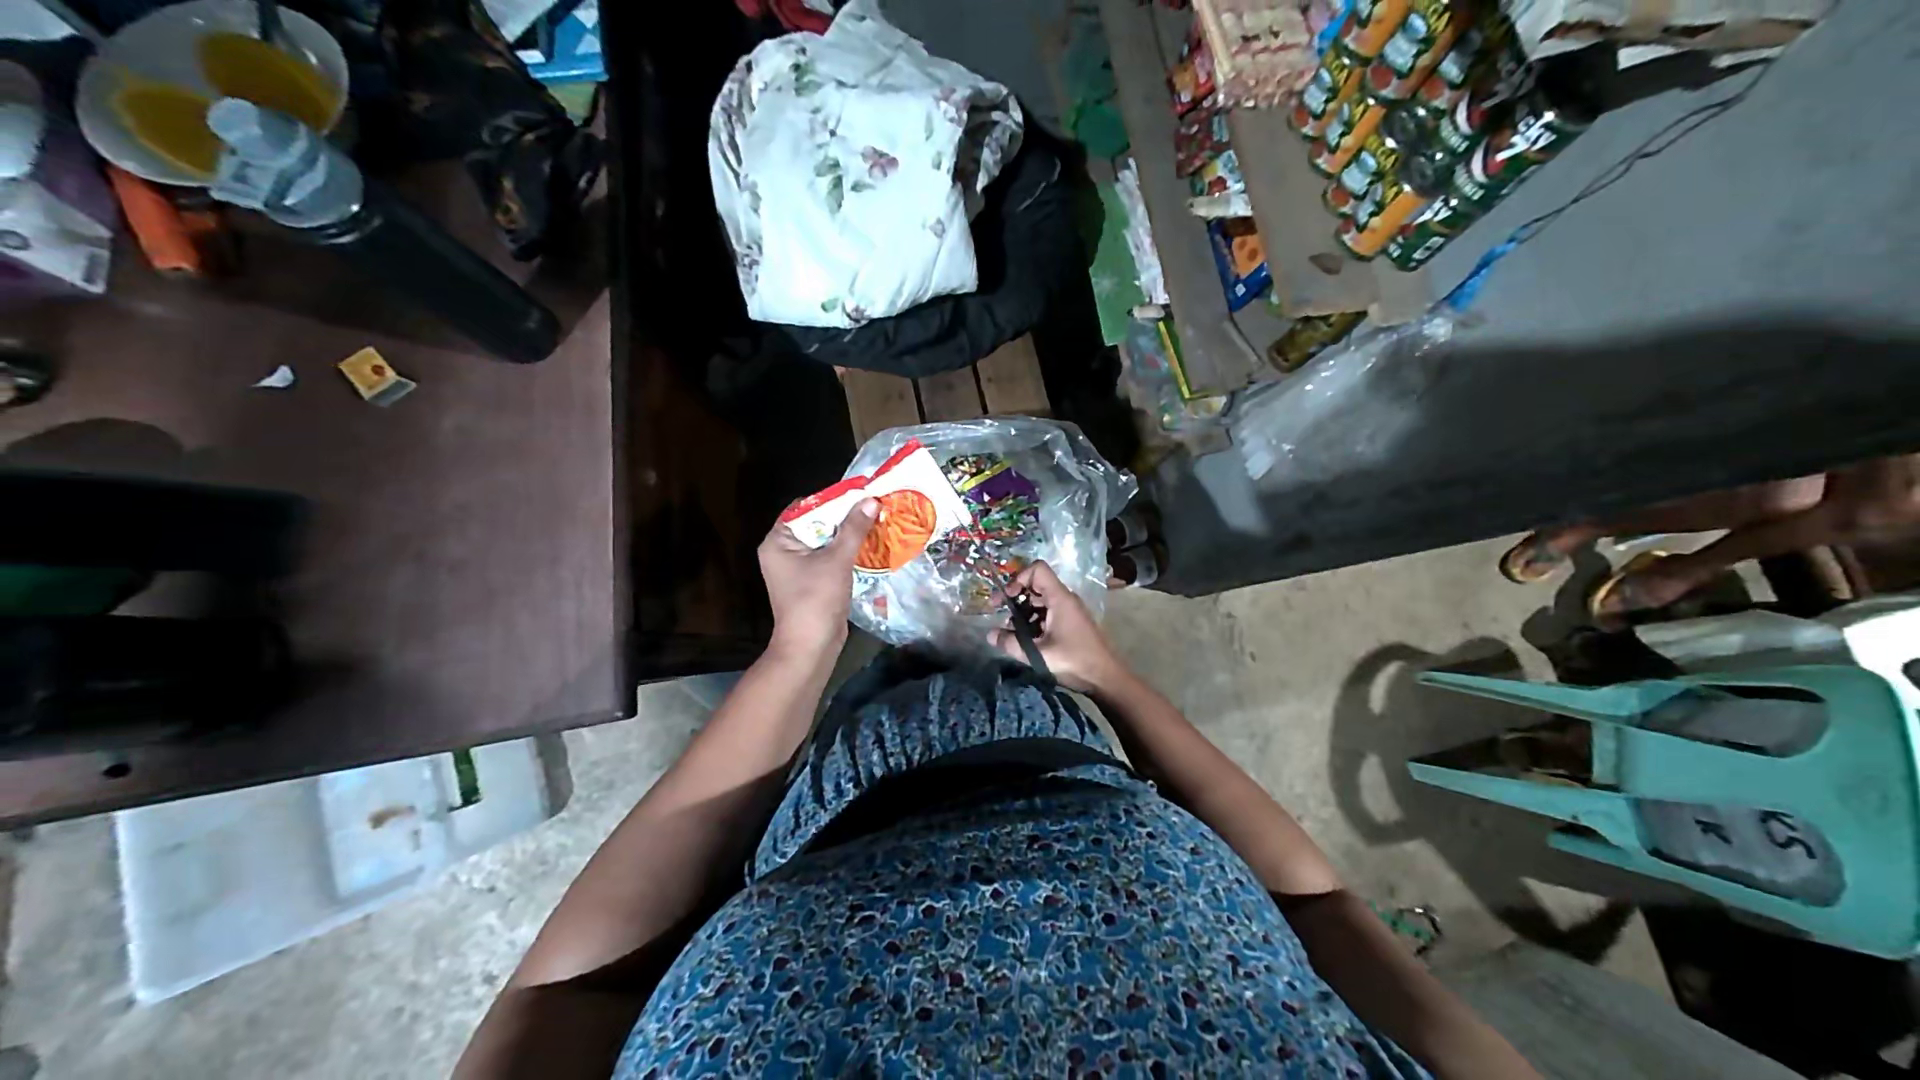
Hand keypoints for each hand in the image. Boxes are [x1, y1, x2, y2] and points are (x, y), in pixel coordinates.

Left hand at [760, 499, 876, 653]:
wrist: (810, 647)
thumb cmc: (816, 599)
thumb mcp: (837, 559)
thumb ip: (854, 528)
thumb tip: (871, 500)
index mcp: (777, 542)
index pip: (803, 508)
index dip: (830, 499)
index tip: (857, 493)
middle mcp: (782, 552)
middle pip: (815, 524)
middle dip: (843, 517)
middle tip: (871, 506)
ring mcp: (796, 569)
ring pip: (825, 542)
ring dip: (848, 535)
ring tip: (875, 522)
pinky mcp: (810, 582)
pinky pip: (829, 559)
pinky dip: (846, 553)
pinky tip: (869, 546)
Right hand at [991, 561, 1129, 692]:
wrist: (1106, 678)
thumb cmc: (1074, 661)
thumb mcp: (1038, 654)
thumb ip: (1011, 643)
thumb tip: (989, 634)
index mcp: (1060, 598)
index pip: (1038, 569)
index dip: (1018, 578)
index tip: (1007, 598)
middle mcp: (1065, 599)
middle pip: (1036, 584)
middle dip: (1015, 597)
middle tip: (999, 613)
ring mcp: (1069, 611)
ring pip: (1040, 600)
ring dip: (1023, 612)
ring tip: (1011, 632)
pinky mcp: (1070, 623)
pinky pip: (1047, 613)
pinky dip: (1033, 621)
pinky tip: (1026, 639)